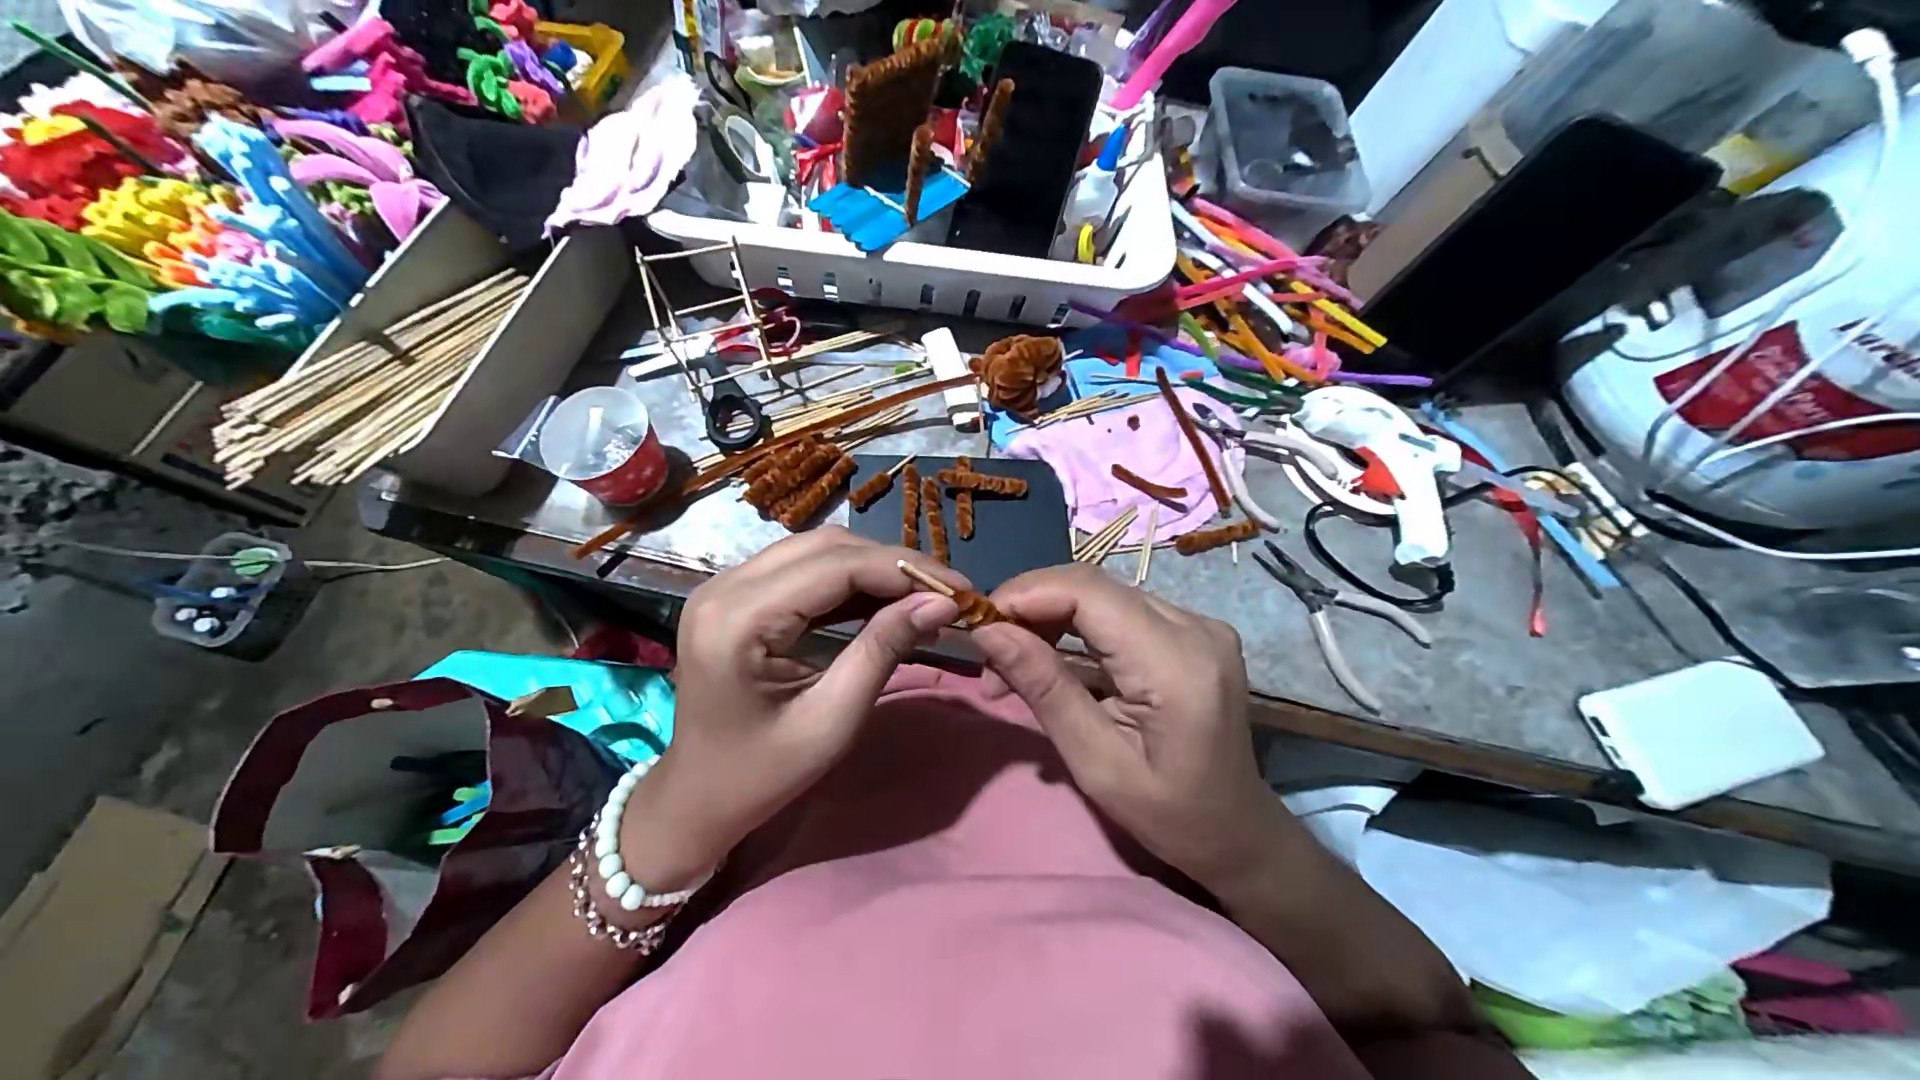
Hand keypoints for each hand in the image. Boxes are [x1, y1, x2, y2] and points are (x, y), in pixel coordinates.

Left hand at [620, 528, 966, 894]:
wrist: (697, 796)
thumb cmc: (763, 773)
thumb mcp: (832, 720)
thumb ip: (883, 651)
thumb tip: (941, 603)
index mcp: (738, 619)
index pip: (836, 566)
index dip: (904, 569)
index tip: (958, 588)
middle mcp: (724, 586)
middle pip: (827, 547)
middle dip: (893, 564)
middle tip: (945, 593)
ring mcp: (725, 586)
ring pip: (817, 550)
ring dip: (873, 568)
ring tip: (922, 595)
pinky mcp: (735, 595)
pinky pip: (802, 568)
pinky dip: (848, 579)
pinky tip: (884, 599)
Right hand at [969, 563, 1282, 889]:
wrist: (1235, 829)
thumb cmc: (1167, 814)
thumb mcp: (1095, 762)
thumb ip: (1044, 688)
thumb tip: (988, 632)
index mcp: (1176, 664)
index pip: (1089, 592)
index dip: (1027, 594)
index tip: (980, 625)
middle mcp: (1195, 627)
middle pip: (1093, 586)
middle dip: (1031, 607)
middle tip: (991, 655)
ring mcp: (1198, 623)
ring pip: (1103, 592)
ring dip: (1049, 616)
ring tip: (1013, 662)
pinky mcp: (1192, 628)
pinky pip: (1120, 608)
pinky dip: (1076, 624)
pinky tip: (1053, 654)